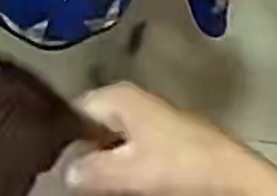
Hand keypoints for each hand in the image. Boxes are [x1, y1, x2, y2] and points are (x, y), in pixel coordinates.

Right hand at [62, 85, 276, 195]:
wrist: (226, 171)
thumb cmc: (176, 162)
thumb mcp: (130, 171)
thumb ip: (93, 169)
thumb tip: (64, 171)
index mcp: (117, 95)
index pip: (75, 108)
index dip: (62, 136)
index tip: (51, 161)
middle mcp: (128, 98)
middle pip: (91, 124)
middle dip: (80, 149)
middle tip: (69, 177)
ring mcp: (145, 116)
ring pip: (108, 136)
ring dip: (98, 157)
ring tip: (88, 180)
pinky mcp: (157, 135)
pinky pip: (124, 145)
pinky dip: (116, 160)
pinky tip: (115, 180)